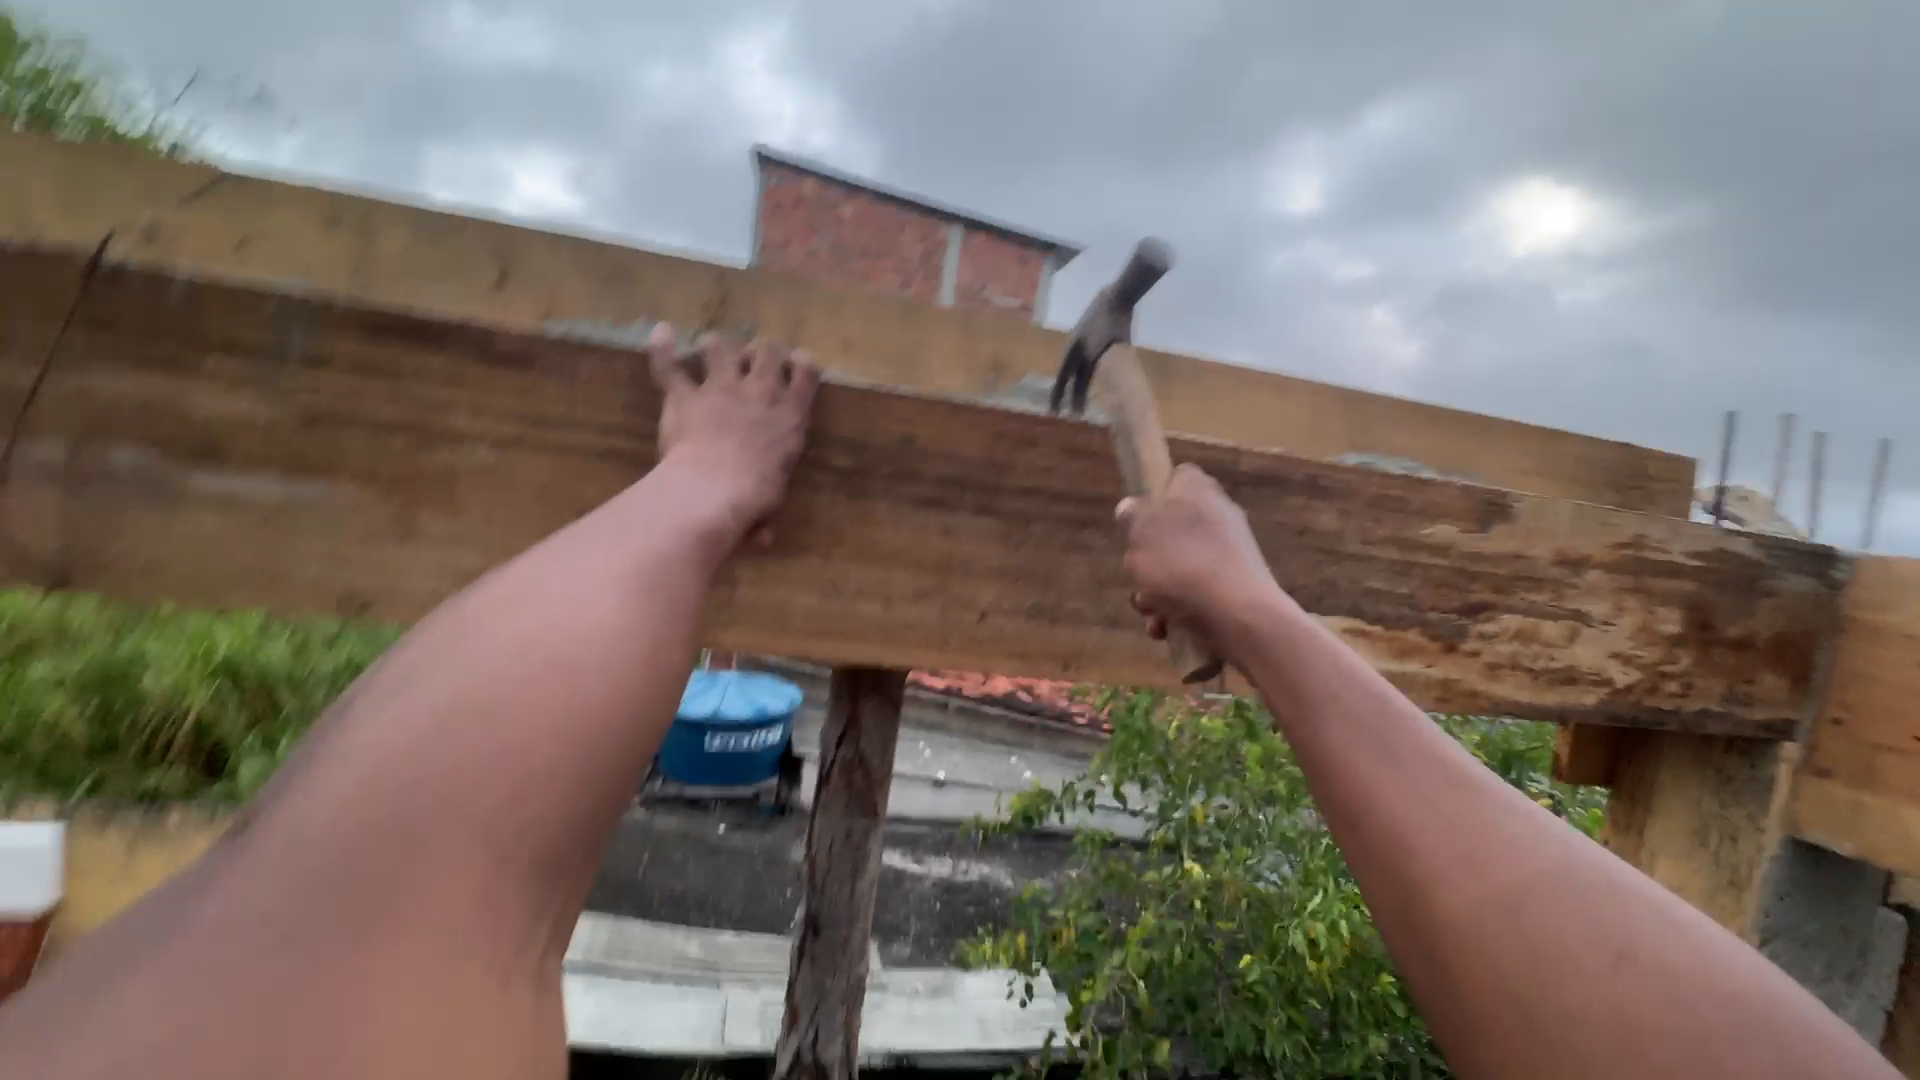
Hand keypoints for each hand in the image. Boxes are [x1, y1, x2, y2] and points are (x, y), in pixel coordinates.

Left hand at [647, 324, 820, 550]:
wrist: (715, 490)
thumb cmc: (752, 503)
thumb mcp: (768, 510)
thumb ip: (764, 518)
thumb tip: (762, 540)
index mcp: (790, 419)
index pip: (807, 375)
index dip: (803, 364)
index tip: (797, 362)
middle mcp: (760, 394)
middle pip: (767, 350)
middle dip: (761, 350)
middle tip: (752, 360)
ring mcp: (721, 390)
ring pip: (721, 347)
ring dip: (716, 346)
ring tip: (710, 351)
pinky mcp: (685, 395)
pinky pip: (670, 363)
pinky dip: (662, 347)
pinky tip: (661, 333)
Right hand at [1117, 464, 1282, 659]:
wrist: (1237, 615)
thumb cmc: (1181, 564)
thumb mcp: (1140, 534)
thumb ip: (1131, 517)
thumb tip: (1130, 507)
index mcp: (1197, 490)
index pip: (1177, 477)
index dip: (1155, 494)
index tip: (1137, 519)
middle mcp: (1218, 514)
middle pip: (1173, 529)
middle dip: (1149, 558)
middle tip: (1137, 574)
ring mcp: (1230, 552)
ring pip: (1181, 565)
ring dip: (1158, 590)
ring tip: (1151, 612)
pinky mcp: (1236, 585)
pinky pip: (1198, 591)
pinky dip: (1179, 609)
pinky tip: (1167, 628)